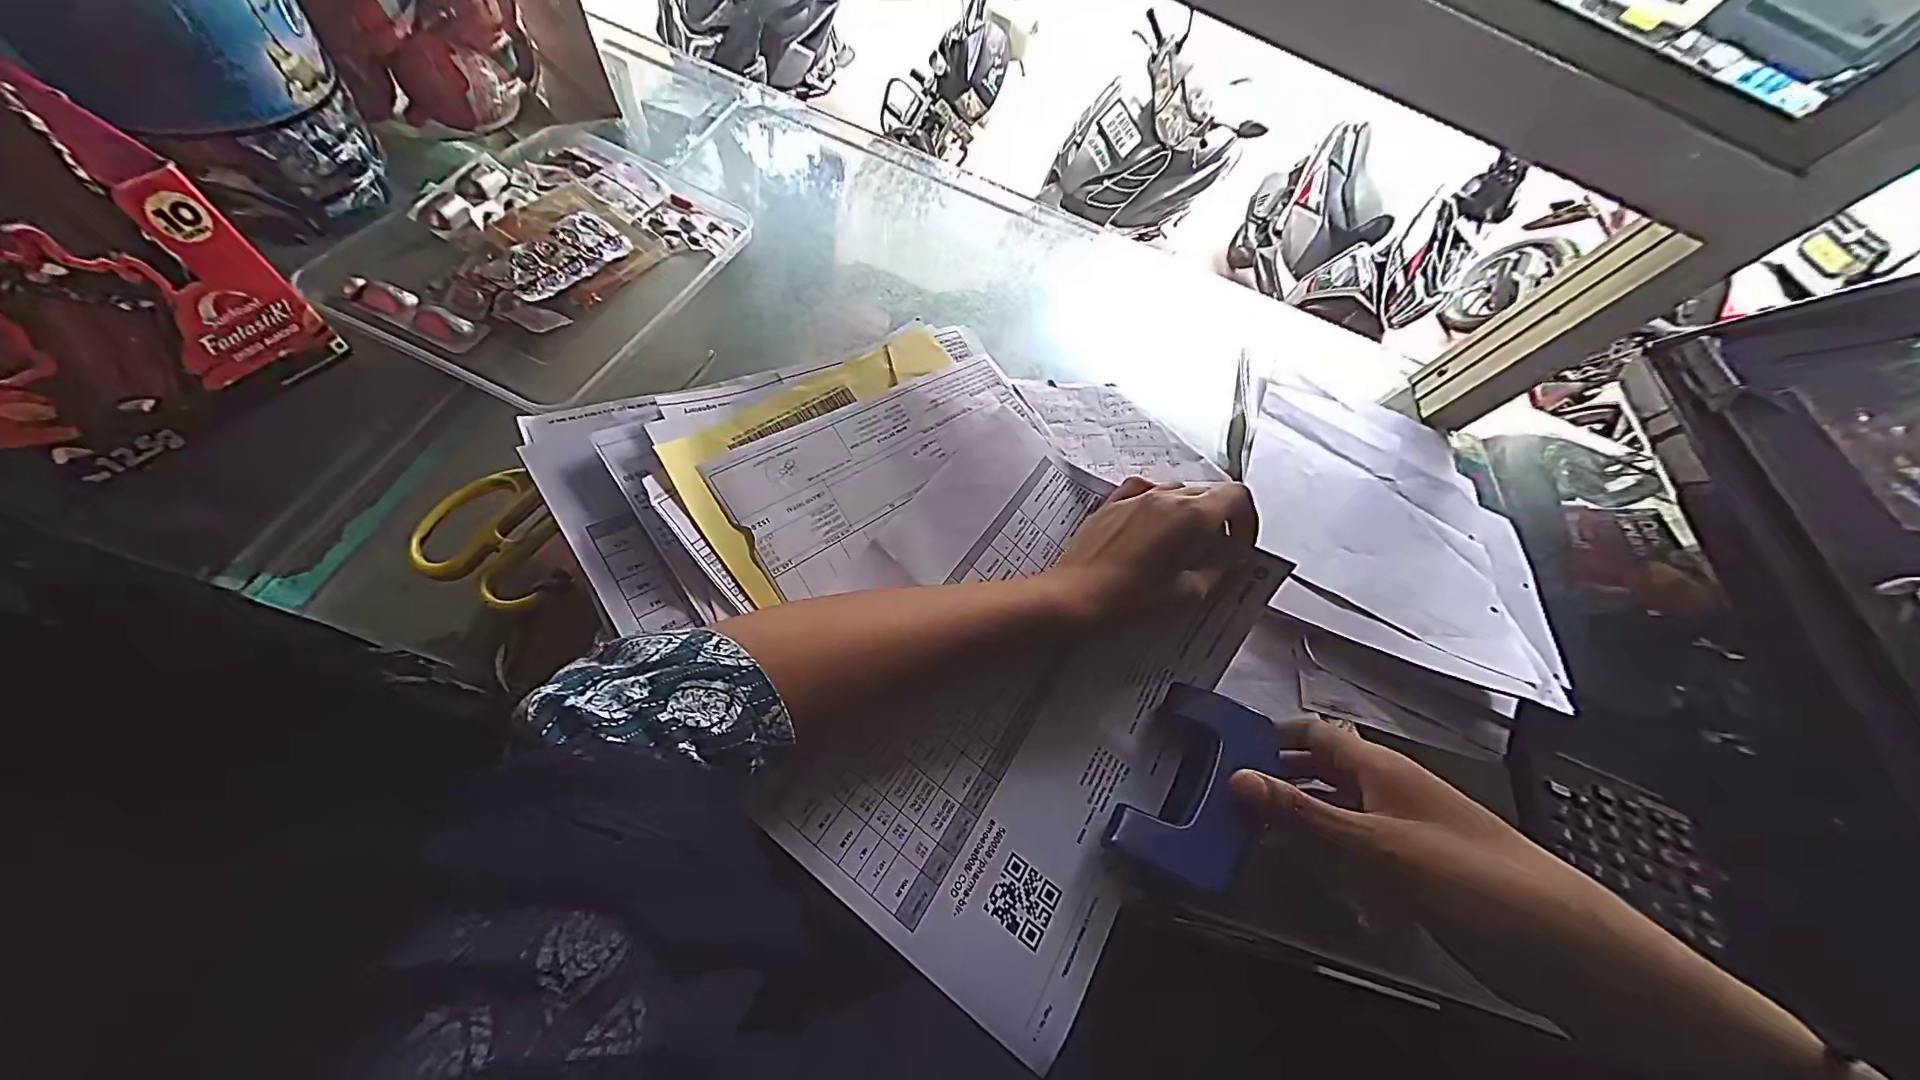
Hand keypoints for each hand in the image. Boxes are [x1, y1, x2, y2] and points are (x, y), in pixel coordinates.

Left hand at [1044, 477, 1256, 621]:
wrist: (1076, 595)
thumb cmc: (1131, 597)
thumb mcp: (1187, 592)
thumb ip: (1218, 569)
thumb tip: (1232, 558)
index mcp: (1190, 515)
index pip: (1237, 496)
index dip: (1246, 520)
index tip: (1239, 544)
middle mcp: (1164, 497)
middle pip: (1207, 493)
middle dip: (1219, 519)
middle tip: (1214, 551)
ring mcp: (1135, 497)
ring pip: (1175, 491)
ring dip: (1187, 511)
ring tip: (1182, 544)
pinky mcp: (1111, 504)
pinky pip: (1143, 491)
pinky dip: (1156, 503)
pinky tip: (1151, 526)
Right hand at [1227, 718, 1577, 931]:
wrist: (1572, 953)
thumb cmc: (1479, 881)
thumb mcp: (1379, 845)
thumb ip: (1305, 814)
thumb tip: (1240, 780)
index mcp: (1381, 768)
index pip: (1312, 733)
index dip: (1271, 735)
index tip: (1226, 749)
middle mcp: (1385, 791)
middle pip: (1316, 770)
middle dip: (1273, 776)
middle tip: (1227, 794)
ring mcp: (1397, 830)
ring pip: (1330, 810)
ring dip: (1293, 815)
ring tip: (1247, 828)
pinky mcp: (1406, 869)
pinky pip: (1349, 847)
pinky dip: (1319, 849)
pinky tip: (1299, 865)